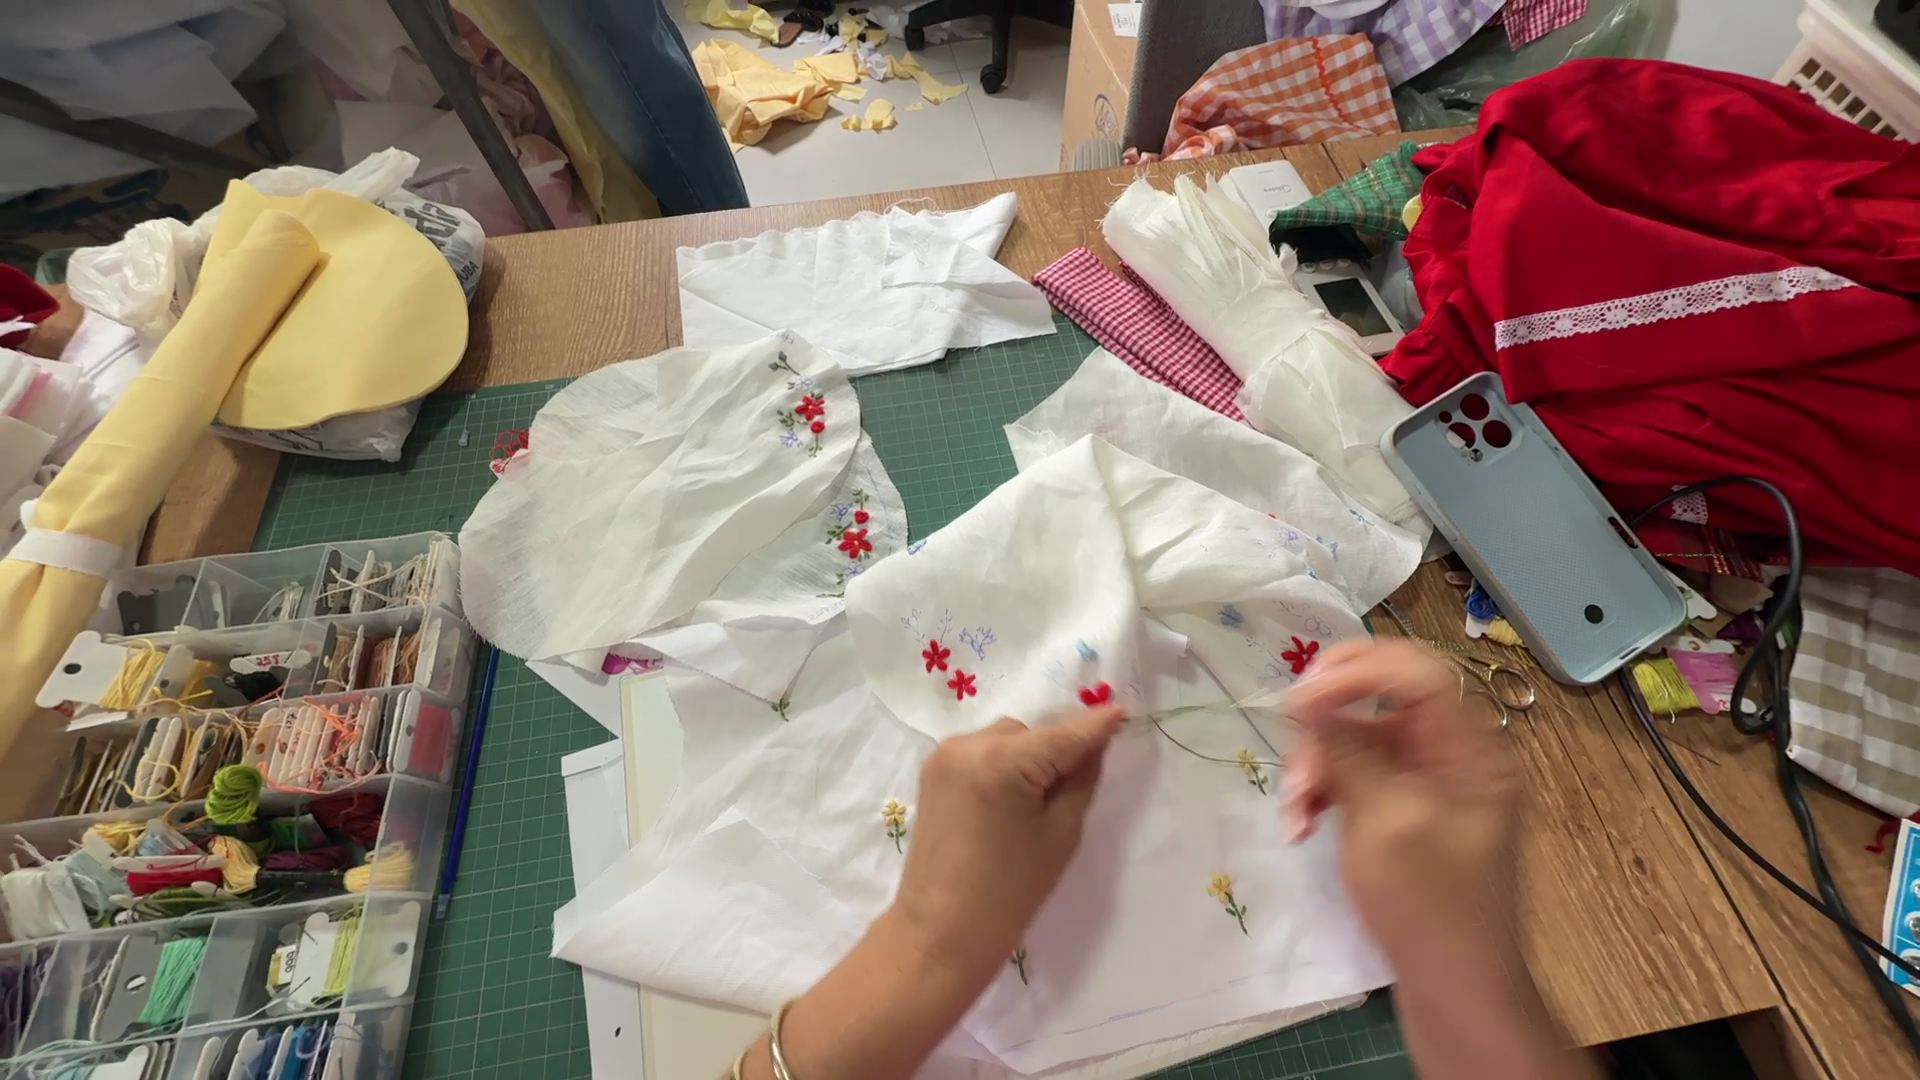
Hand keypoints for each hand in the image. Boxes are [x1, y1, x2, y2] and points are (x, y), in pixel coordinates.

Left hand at [889, 705, 1124, 976]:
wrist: (941, 930)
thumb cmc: (1010, 892)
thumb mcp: (1061, 833)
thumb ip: (1080, 779)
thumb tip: (1093, 744)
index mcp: (1002, 761)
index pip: (1062, 735)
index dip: (1095, 725)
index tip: (1122, 710)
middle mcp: (968, 744)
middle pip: (1031, 733)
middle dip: (1055, 751)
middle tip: (1069, 788)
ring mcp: (945, 754)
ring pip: (1005, 738)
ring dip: (1026, 756)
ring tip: (1032, 800)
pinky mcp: (933, 768)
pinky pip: (981, 750)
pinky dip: (1000, 763)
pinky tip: (1006, 799)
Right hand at [1283, 641, 1520, 971]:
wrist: (1452, 987)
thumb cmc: (1430, 906)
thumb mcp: (1385, 820)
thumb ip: (1347, 747)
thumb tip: (1304, 693)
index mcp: (1468, 749)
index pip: (1413, 671)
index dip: (1355, 669)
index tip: (1300, 696)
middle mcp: (1445, 750)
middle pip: (1373, 699)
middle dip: (1322, 726)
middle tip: (1292, 749)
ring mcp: (1418, 774)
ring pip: (1349, 734)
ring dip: (1312, 765)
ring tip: (1295, 810)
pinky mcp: (1392, 797)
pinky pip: (1345, 768)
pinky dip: (1318, 789)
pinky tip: (1300, 821)